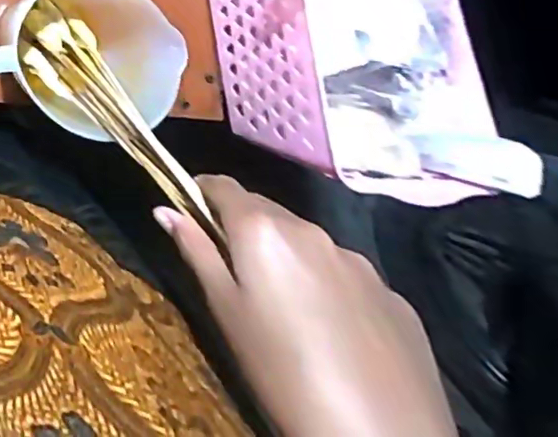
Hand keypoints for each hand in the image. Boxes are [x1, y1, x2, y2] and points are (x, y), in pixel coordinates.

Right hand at [159, 176, 453, 436]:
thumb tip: (165, 209)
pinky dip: (328, 286)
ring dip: (288, 255)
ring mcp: (356, 261)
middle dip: (244, 226)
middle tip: (233, 268)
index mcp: (262, 229)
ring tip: (285, 306)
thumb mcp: (226, 312)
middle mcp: (309, 230)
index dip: (202, 192)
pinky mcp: (393, 295)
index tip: (192, 210)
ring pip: (307, 242)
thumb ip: (196, 251)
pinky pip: (346, 275)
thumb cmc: (282, 372)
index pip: (223, 186)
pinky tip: (332, 332)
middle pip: (265, 210)